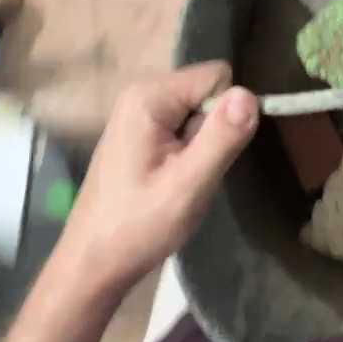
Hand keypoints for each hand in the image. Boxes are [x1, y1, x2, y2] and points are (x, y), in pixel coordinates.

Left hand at [54, 63, 259, 292]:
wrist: (93, 265)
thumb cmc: (139, 226)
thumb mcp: (189, 186)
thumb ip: (221, 137)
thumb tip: (250, 94)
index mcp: (149, 96)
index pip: (217, 76)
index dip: (225, 114)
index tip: (207, 155)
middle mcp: (142, 93)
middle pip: (206, 90)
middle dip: (213, 129)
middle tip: (193, 172)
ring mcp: (138, 111)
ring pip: (198, 110)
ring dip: (202, 143)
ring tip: (182, 179)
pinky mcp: (139, 131)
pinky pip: (183, 124)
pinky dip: (188, 150)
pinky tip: (172, 179)